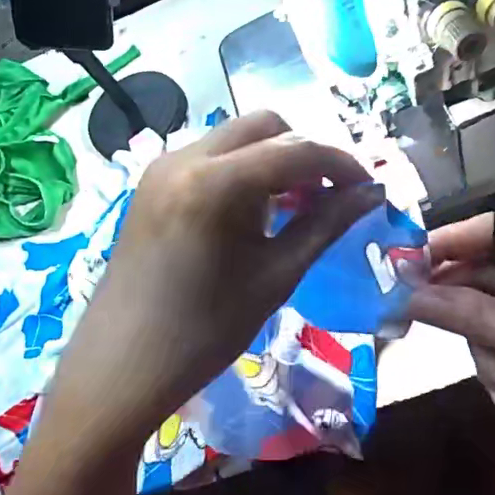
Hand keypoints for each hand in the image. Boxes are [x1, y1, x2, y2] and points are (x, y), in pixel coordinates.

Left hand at [45, 112, 382, 450]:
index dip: (341, 166)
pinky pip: (210, 159)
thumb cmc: (205, 333)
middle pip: (264, 127)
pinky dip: (242, 172)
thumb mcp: (275, 276)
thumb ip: (325, 226)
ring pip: (235, 139)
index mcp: (214, 183)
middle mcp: (183, 157)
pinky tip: (254, 212)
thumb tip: (371, 195)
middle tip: (329, 198)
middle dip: (305, 155)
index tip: (369, 190)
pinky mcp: (151, 184)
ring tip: (295, 207)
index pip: (295, 151)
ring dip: (273, 161)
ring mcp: (162, 167)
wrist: (123, 367)